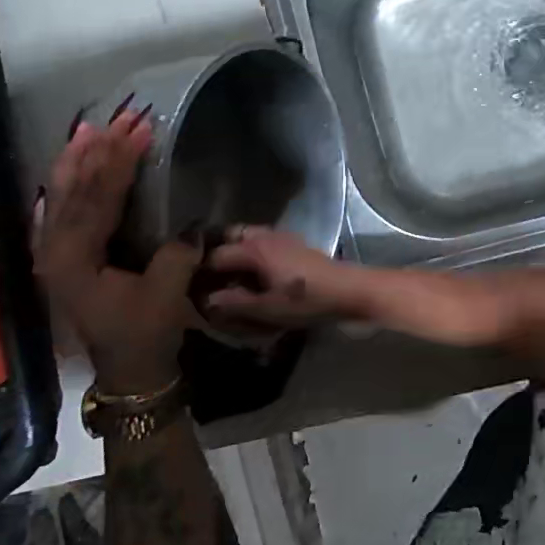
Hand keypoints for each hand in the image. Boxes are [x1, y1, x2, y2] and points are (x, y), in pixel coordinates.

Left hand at [34, 111, 199, 393]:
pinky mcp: (64, 262)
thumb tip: (190, 224)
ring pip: (62, 198)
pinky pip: (60, 213)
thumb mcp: (167, 293)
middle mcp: (55, 252)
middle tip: (118, 118)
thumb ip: (176, 253)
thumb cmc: (146, 334)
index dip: (120, 162)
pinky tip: (64, 173)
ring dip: (76, 162)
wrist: (130, 373)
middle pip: (74, 190)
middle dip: (96, 152)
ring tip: (88, 130)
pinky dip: (65, 188)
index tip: (140, 130)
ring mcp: (55, 257)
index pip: (97, 198)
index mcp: (74, 259)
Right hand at [201, 225, 356, 331]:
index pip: (217, 255)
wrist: (351, 290)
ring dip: (239, 250)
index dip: (203, 271)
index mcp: (255, 249)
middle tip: (213, 277)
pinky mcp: (298, 245)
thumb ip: (237, 302)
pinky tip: (260, 274)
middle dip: (220, 251)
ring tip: (234, 276)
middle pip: (233, 235)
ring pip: (251, 236)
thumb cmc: (308, 300)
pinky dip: (257, 252)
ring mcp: (284, 238)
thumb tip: (208, 299)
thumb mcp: (269, 309)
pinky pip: (267, 241)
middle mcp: (267, 236)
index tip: (193, 288)